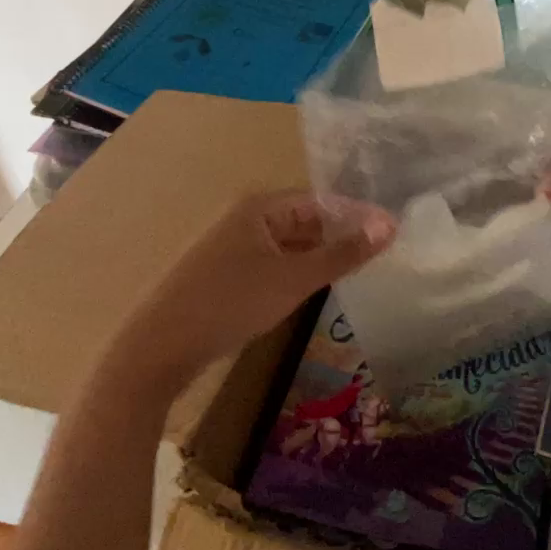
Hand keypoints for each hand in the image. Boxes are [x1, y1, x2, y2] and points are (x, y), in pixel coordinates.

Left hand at [98, 192, 394, 398]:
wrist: (157, 350)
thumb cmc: (230, 303)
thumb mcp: (294, 279)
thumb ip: (343, 253)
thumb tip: (391, 225)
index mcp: (261, 206)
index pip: (322, 200)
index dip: (358, 215)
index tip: (393, 232)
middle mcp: (246, 218)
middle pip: (306, 220)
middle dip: (342, 234)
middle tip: (383, 252)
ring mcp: (233, 247)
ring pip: (291, 244)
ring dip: (322, 256)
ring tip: (359, 271)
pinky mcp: (226, 276)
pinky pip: (274, 263)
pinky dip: (299, 272)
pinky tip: (317, 290)